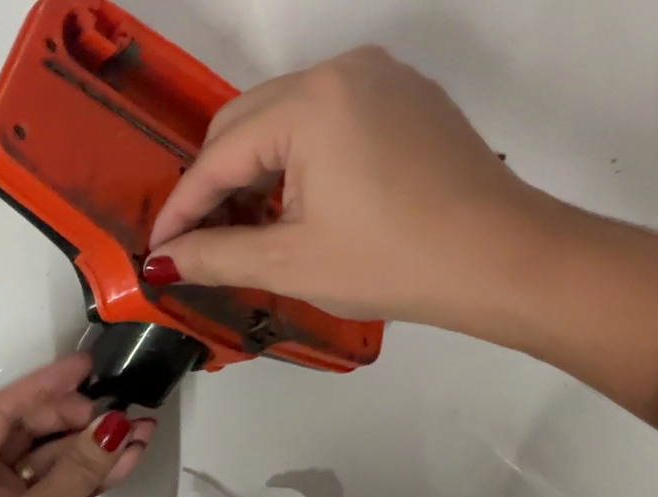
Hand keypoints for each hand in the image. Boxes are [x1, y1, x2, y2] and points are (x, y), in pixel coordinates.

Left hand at [0, 356, 155, 496]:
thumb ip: (79, 466)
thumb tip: (120, 422)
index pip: (2, 411)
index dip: (45, 386)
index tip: (87, 367)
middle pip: (30, 430)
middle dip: (77, 419)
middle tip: (120, 411)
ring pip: (52, 458)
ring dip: (94, 446)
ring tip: (143, 431)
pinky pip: (62, 484)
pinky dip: (92, 473)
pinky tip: (129, 459)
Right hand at [146, 46, 559, 330]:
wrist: (501, 259)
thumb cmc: (390, 262)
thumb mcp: (290, 264)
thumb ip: (215, 255)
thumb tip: (159, 264)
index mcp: (308, 104)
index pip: (219, 157)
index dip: (181, 209)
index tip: (157, 251)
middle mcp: (341, 71)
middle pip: (244, 122)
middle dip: (215, 182)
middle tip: (201, 240)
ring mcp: (379, 76)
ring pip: (282, 116)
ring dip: (254, 168)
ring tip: (248, 227)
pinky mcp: (404, 96)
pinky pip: (325, 117)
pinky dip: (296, 156)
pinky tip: (296, 203)